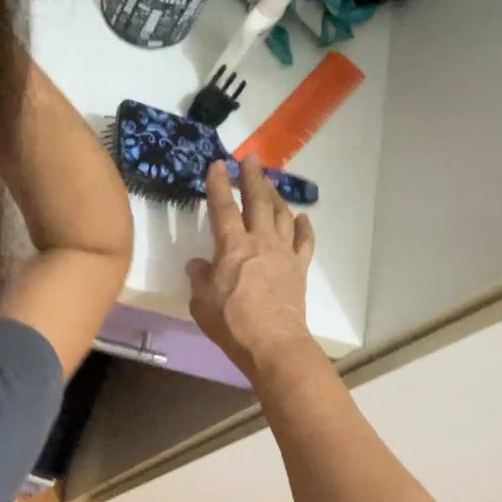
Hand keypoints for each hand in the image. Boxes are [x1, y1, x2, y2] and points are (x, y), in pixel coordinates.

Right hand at [186, 158, 317, 380]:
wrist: (272, 342)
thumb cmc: (230, 323)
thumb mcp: (201, 302)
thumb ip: (200, 279)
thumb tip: (197, 265)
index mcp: (231, 248)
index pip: (223, 209)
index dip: (219, 185)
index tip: (218, 165)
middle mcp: (260, 242)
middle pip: (257, 202)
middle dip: (253, 178)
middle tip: (251, 159)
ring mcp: (283, 253)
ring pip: (281, 215)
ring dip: (275, 195)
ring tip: (270, 182)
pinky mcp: (299, 268)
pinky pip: (303, 241)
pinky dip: (302, 226)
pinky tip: (300, 217)